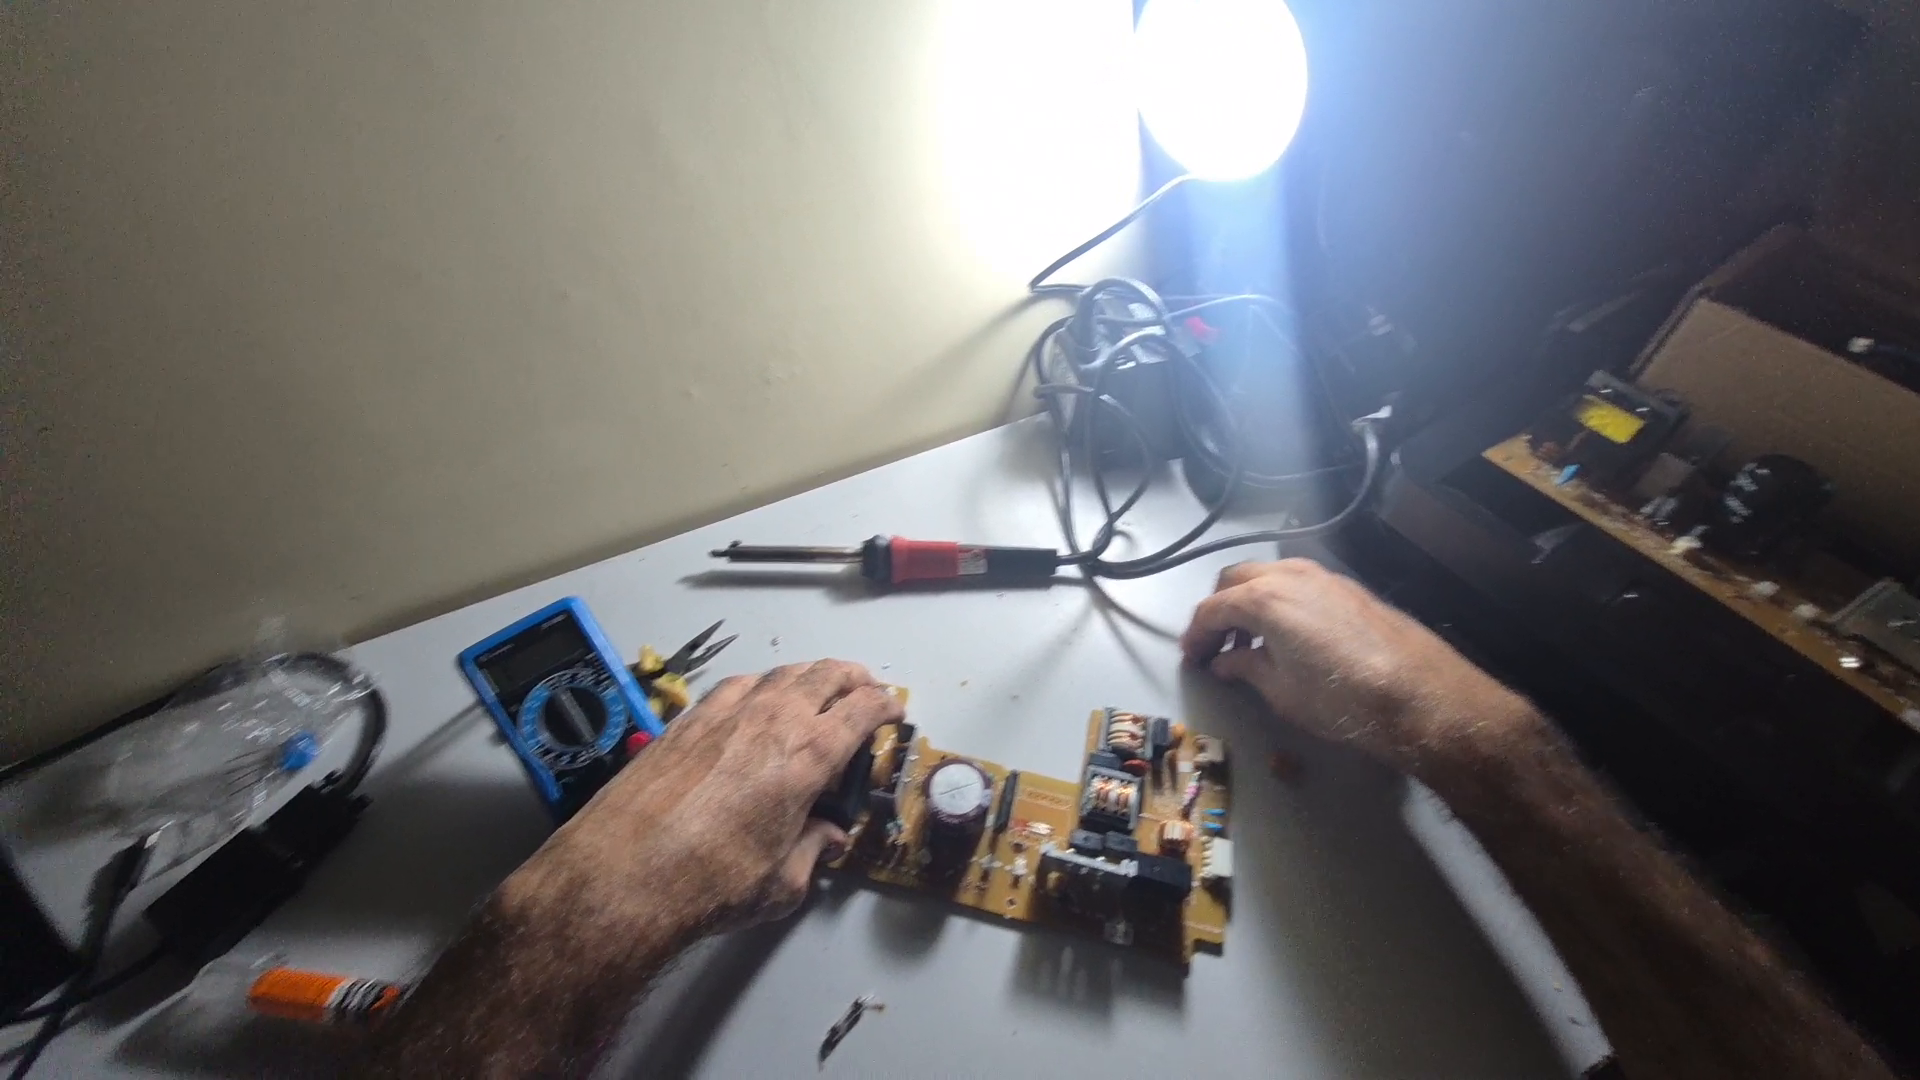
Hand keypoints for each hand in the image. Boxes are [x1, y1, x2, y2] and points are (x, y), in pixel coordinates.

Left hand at [500, 660, 903, 942]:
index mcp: (810, 754)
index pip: (864, 708)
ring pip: (785, 671)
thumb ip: (813, 851)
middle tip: (865, 690)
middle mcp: (776, 717)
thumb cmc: (711, 884)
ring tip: (817, 689)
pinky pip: (740, 684)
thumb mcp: (781, 884)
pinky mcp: (691, 716)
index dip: (887, 704)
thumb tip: (828, 838)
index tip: (894, 711)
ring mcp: (730, 710)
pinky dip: (763, 685)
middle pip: (829, 673)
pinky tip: (756, 701)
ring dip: (812, 676)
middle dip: (856, 677)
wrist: (619, 876)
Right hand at [1180, 559, 1536, 776]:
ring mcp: (1323, 577)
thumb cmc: (1342, 699)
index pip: (1211, 609)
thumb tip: (1226, 663)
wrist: (1423, 697)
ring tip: (1249, 642)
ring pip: (1268, 576)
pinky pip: (1297, 584)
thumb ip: (1245, 669)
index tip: (1191, 657)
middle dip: (1218, 610)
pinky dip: (1278, 602)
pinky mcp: (1349, 588)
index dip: (1195, 634)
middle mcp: (1289, 576)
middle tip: (1215, 645)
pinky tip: (1287, 636)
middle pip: (1235, 581)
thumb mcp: (1281, 692)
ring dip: (1249, 602)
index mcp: (1263, 600)